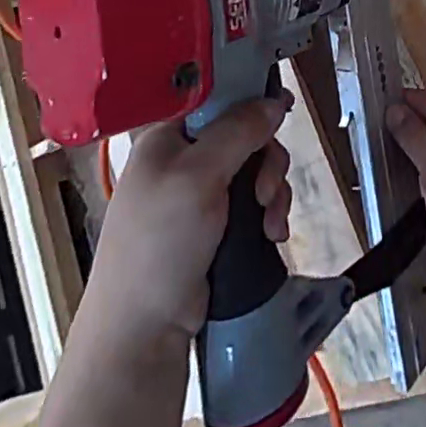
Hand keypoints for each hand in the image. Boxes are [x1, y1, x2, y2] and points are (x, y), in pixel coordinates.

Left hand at [88, 93, 293, 338]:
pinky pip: (256, 198)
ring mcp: (201, 191)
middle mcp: (184, 157)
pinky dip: (268, 212)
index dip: (250, 98)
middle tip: (264, 189)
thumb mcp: (197, 177)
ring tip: (268, 220)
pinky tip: (270, 232)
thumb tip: (273, 101)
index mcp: (167, 136)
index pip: (216, 97)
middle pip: (246, 133)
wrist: (145, 329)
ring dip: (272, 191)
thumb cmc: (158, 246)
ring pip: (256, 167)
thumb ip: (238, 133)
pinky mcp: (218, 220)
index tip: (280, 106)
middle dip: (266, 160)